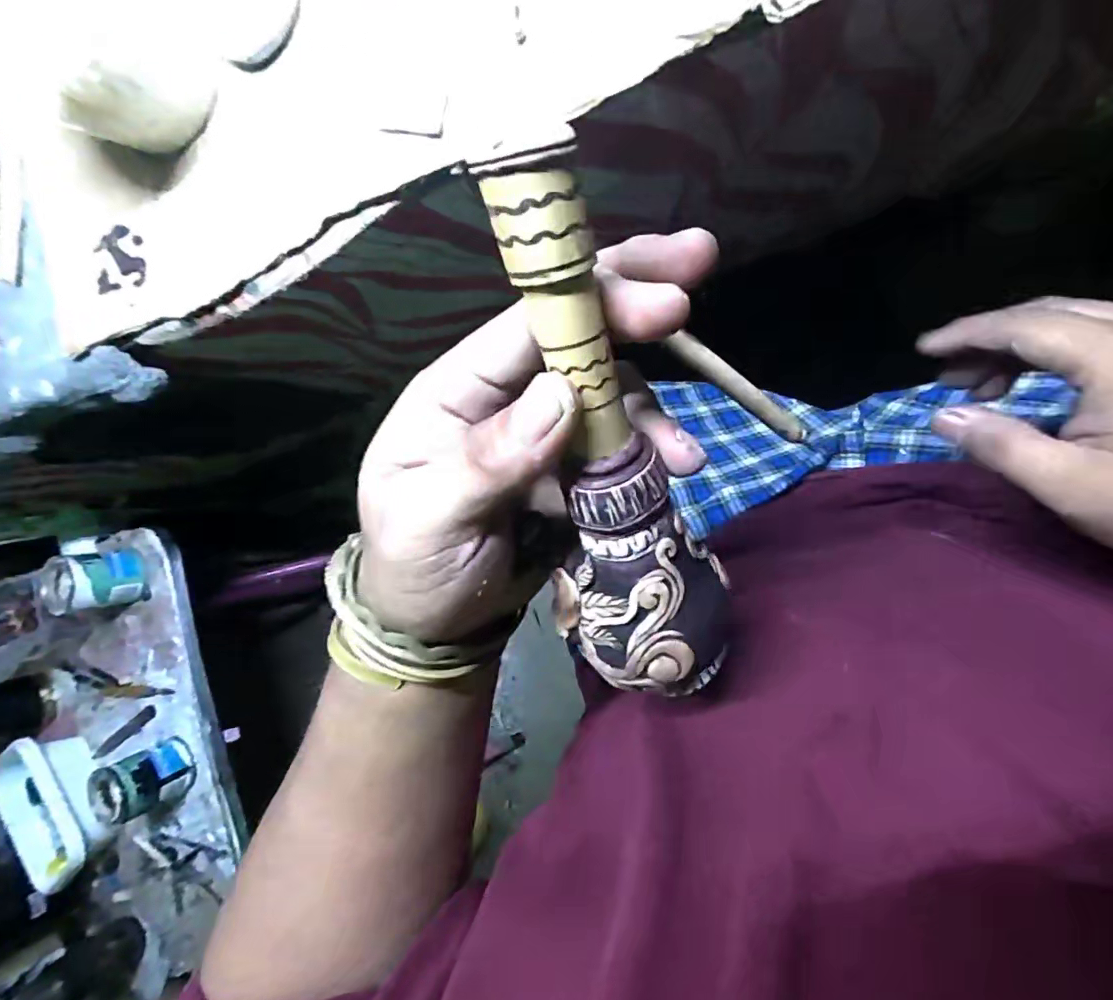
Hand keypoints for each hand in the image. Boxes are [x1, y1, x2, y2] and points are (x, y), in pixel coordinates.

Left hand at [354, 230, 718, 642]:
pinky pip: (619, 444)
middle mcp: (504, 397)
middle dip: (635, 300)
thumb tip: (560, 396)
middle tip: (698, 265)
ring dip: (653, 415)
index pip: (527, 326)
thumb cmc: (413, 565)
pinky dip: (650, 452)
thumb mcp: (429, 519)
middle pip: (574, 331)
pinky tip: (672, 473)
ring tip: (685, 460)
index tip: (669, 301)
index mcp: (455, 390)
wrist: (437, 622)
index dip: (596, 303)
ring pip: (608, 393)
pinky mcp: (571, 468)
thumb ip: (487, 461)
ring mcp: (543, 431)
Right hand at [919, 298, 1112, 575]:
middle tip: (953, 374)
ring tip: (997, 384)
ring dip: (1034, 344)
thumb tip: (942, 416)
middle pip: (1056, 311)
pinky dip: (1074, 350)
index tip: (923, 348)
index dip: (967, 334)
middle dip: (994, 337)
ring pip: (1092, 319)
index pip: (1025, 324)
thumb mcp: (1071, 485)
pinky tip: (1062, 386)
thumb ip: (1000, 444)